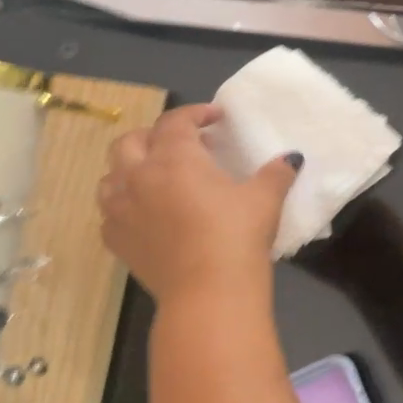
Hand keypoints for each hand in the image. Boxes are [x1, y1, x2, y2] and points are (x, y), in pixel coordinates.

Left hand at [98, 104, 298, 307]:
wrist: (208, 288)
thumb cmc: (238, 234)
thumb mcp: (266, 199)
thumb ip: (276, 173)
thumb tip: (291, 158)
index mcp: (174, 159)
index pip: (175, 122)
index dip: (195, 114)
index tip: (216, 117)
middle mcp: (137, 176)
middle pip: (130, 141)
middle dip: (155, 135)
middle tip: (184, 144)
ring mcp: (119, 208)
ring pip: (111, 174)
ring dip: (133, 167)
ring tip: (160, 176)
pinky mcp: (114, 237)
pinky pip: (111, 208)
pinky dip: (127, 200)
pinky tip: (149, 211)